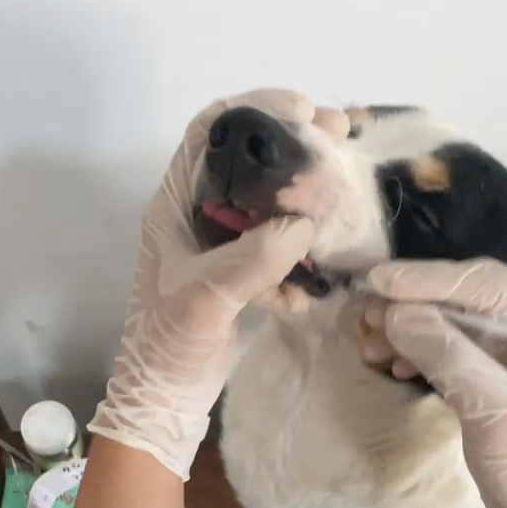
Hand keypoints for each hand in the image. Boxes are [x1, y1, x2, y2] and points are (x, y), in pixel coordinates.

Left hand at [86, 90, 321, 478]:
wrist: (164, 397)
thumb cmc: (169, 344)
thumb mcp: (208, 297)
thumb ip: (254, 258)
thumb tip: (305, 227)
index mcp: (174, 205)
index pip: (209, 132)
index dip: (255, 110)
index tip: (305, 112)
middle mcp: (195, 214)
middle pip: (247, 160)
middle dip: (293, 149)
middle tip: (342, 139)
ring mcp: (217, 245)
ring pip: (266, 205)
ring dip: (302, 207)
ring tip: (341, 207)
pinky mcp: (236, 273)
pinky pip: (273, 250)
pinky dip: (293, 262)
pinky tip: (305, 291)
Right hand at [359, 260, 506, 507]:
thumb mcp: (493, 412)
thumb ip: (448, 356)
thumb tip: (397, 315)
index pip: (490, 285)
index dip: (431, 280)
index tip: (379, 281)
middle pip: (469, 296)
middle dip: (414, 303)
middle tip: (366, 314)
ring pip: (454, 320)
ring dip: (409, 326)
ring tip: (369, 341)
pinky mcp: (496, 372)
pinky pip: (450, 345)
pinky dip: (417, 348)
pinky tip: (393, 361)